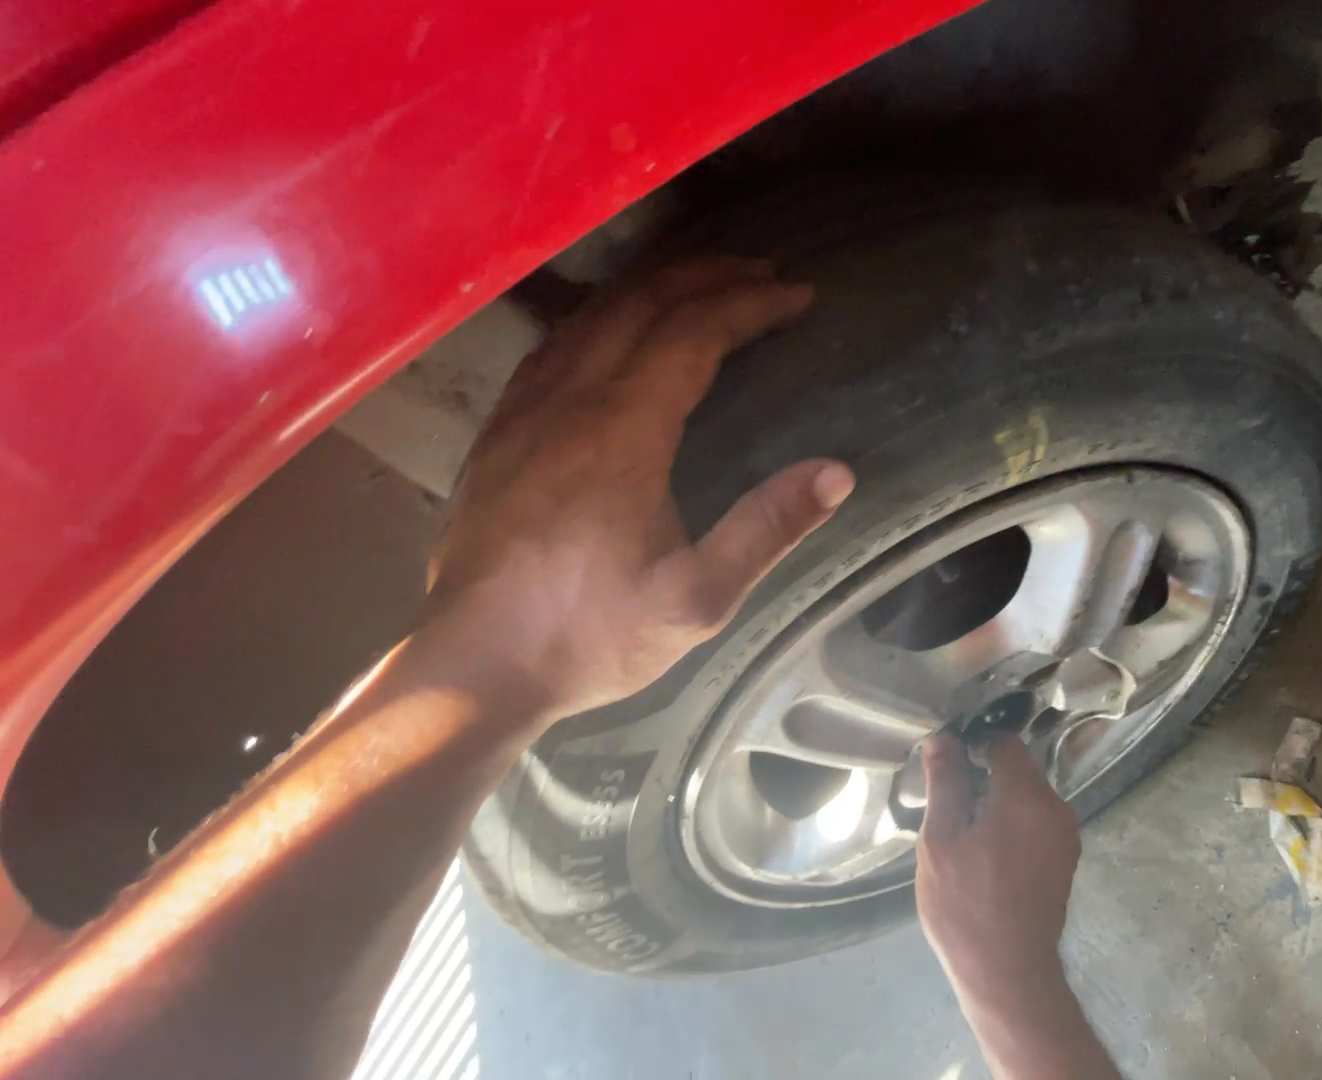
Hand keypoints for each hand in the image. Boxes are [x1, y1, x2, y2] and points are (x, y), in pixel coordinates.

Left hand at [424, 257, 853, 721]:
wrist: (477, 666)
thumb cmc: (594, 634)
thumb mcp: (699, 599)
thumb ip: (767, 530)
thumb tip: (838, 472)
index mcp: (621, 432)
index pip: (692, 335)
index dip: (749, 305)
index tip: (798, 296)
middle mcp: (568, 401)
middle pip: (641, 305)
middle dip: (708, 277)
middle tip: (763, 274)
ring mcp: (524, 410)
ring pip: (592, 315)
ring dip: (655, 287)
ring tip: (703, 284)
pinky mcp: (498, 431)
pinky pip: (555, 344)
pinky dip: (602, 316)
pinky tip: (617, 328)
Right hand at [915, 734, 1081, 996]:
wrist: (1008, 974)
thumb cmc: (966, 906)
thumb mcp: (941, 840)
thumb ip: (945, 782)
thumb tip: (943, 738)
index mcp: (1028, 796)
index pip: (1004, 742)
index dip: (974, 744)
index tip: (949, 763)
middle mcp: (1057, 807)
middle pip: (1018, 768)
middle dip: (985, 775)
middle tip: (951, 803)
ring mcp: (1066, 834)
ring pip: (1028, 795)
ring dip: (998, 800)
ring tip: (965, 830)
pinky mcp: (1066, 857)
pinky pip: (1037, 820)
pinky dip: (1014, 822)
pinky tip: (987, 850)